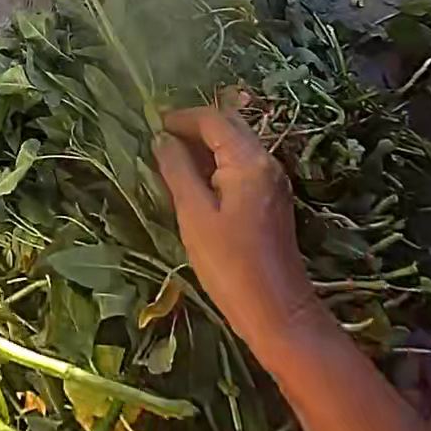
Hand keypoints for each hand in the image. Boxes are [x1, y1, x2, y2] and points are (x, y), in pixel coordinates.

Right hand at [153, 101, 321, 352]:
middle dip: (193, 126)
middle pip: (228, 125)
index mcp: (248, 160)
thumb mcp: (194, 214)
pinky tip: (195, 177)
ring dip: (205, 142)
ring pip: (236, 143)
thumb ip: (177, 169)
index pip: (213, 119)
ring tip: (171, 155)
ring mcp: (272, 179)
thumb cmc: (230, 264)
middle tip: (160, 137)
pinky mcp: (271, 197)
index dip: (181, 117)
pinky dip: (217, 160)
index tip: (152, 124)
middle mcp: (266, 161)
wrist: (278, 313)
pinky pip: (242, 162)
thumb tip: (161, 138)